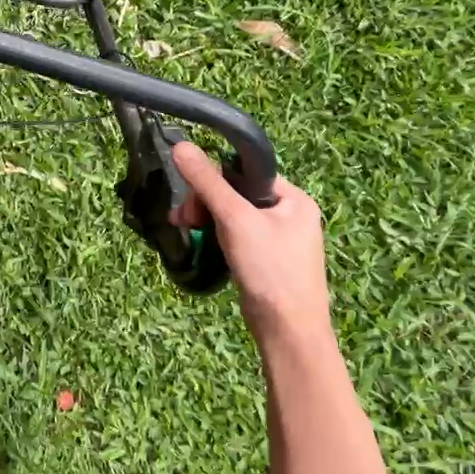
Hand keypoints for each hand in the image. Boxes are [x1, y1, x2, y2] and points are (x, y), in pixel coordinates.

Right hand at [169, 142, 331, 345]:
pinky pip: (235, 232)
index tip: (190, 196)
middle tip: (184, 220)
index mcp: (294, 199)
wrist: (288, 329)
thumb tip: (180, 145)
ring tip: (185, 230)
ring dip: (205, 218)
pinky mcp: (266, 256)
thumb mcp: (235, 219)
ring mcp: (279, 237)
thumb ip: (208, 181)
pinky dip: (215, 234)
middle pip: (235, 192)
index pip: (244, 172)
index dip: (213, 180)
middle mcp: (290, 214)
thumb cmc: (269, 269)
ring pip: (231, 213)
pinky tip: (202, 243)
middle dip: (204, 202)